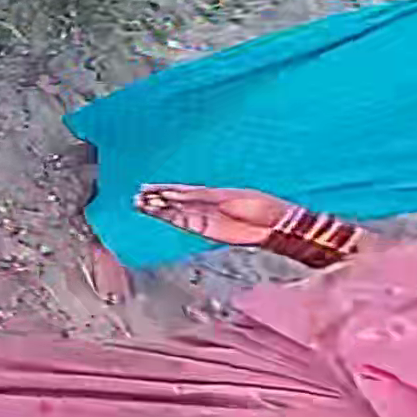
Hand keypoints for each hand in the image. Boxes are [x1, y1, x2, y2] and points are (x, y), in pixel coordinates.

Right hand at [134, 184, 290, 246]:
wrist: (279, 227)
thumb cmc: (260, 207)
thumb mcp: (229, 196)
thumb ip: (201, 195)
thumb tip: (173, 192)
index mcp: (209, 193)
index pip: (179, 189)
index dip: (161, 188)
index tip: (144, 187)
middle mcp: (201, 205)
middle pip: (171, 200)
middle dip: (153, 197)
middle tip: (137, 196)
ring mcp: (200, 217)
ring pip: (170, 210)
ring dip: (154, 207)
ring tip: (137, 203)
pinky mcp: (201, 229)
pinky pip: (176, 221)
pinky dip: (162, 217)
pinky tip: (150, 213)